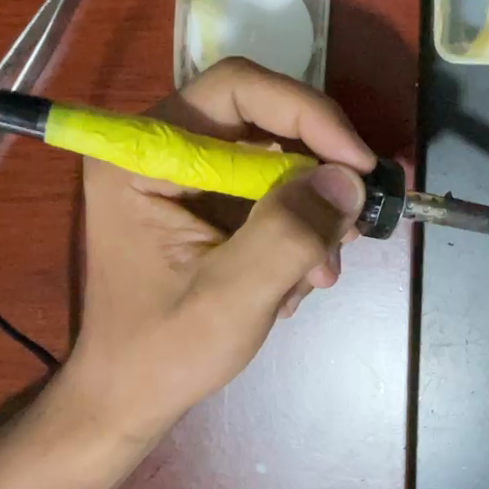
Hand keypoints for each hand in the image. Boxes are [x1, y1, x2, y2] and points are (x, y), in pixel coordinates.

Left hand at [59, 59, 376, 427]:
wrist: (131, 398)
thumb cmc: (162, 353)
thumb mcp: (230, 298)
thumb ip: (287, 235)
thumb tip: (350, 180)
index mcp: (142, 155)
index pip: (236, 90)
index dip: (306, 114)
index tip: (358, 165)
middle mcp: (164, 150)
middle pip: (267, 123)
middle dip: (316, 178)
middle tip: (352, 230)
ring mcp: (191, 177)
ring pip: (282, 161)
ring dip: (313, 215)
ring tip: (318, 274)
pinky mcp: (213, 203)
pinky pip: (278, 194)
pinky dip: (301, 233)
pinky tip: (294, 283)